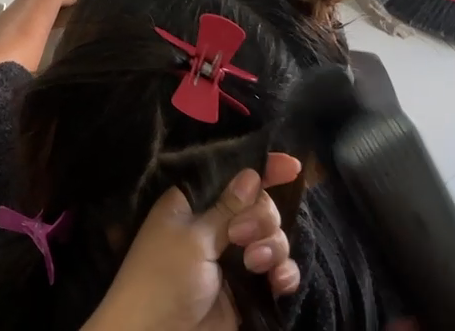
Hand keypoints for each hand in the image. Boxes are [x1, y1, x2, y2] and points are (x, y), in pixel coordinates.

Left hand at [85, 155, 303, 330]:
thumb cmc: (163, 278)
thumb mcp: (193, 238)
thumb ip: (228, 209)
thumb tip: (252, 174)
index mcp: (194, 203)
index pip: (232, 177)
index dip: (262, 169)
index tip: (291, 166)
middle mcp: (216, 225)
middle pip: (259, 206)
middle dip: (261, 218)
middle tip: (240, 238)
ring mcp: (233, 258)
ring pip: (272, 238)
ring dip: (272, 246)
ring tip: (254, 265)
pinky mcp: (247, 290)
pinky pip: (278, 272)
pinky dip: (284, 274)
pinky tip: (279, 283)